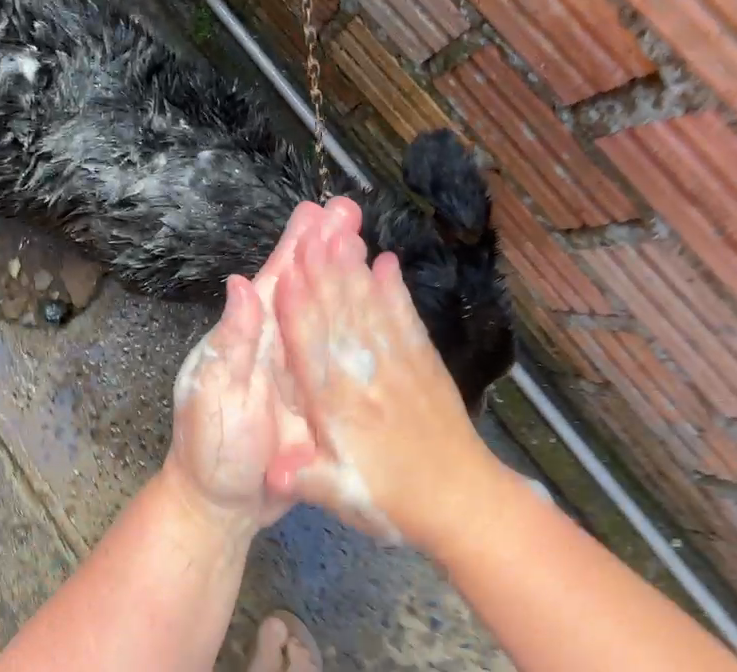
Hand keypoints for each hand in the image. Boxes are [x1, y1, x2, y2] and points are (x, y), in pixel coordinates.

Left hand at [161, 200, 347, 531]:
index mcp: (249, 337)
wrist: (223, 502)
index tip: (318, 210)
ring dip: (340, 274)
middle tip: (350, 209)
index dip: (297, 245)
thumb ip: (232, 343)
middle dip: (324, 247)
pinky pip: (333, 347)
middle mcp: (272, 343)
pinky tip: (369, 305)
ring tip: (363, 239)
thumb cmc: (212, 448)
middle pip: (302, 285)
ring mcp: (293, 367)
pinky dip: (350, 321)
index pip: (277, 279)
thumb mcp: (216, 394)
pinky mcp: (313, 395)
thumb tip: (241, 284)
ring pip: (322, 310)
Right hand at [264, 203, 509, 550]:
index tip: (285, 273)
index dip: (298, 311)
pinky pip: (406, 321)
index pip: (312, 350)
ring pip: (371, 310)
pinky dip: (396, 290)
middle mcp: (367, 378)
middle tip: (311, 231)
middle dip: (323, 272)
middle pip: (340, 316)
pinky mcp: (425, 365)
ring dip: (354, 270)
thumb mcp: (342, 497)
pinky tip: (386, 262)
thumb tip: (269, 471)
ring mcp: (399, 367)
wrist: (466, 506)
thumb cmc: (393, 501)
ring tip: (342, 233)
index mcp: (339, 408)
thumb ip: (305, 478)